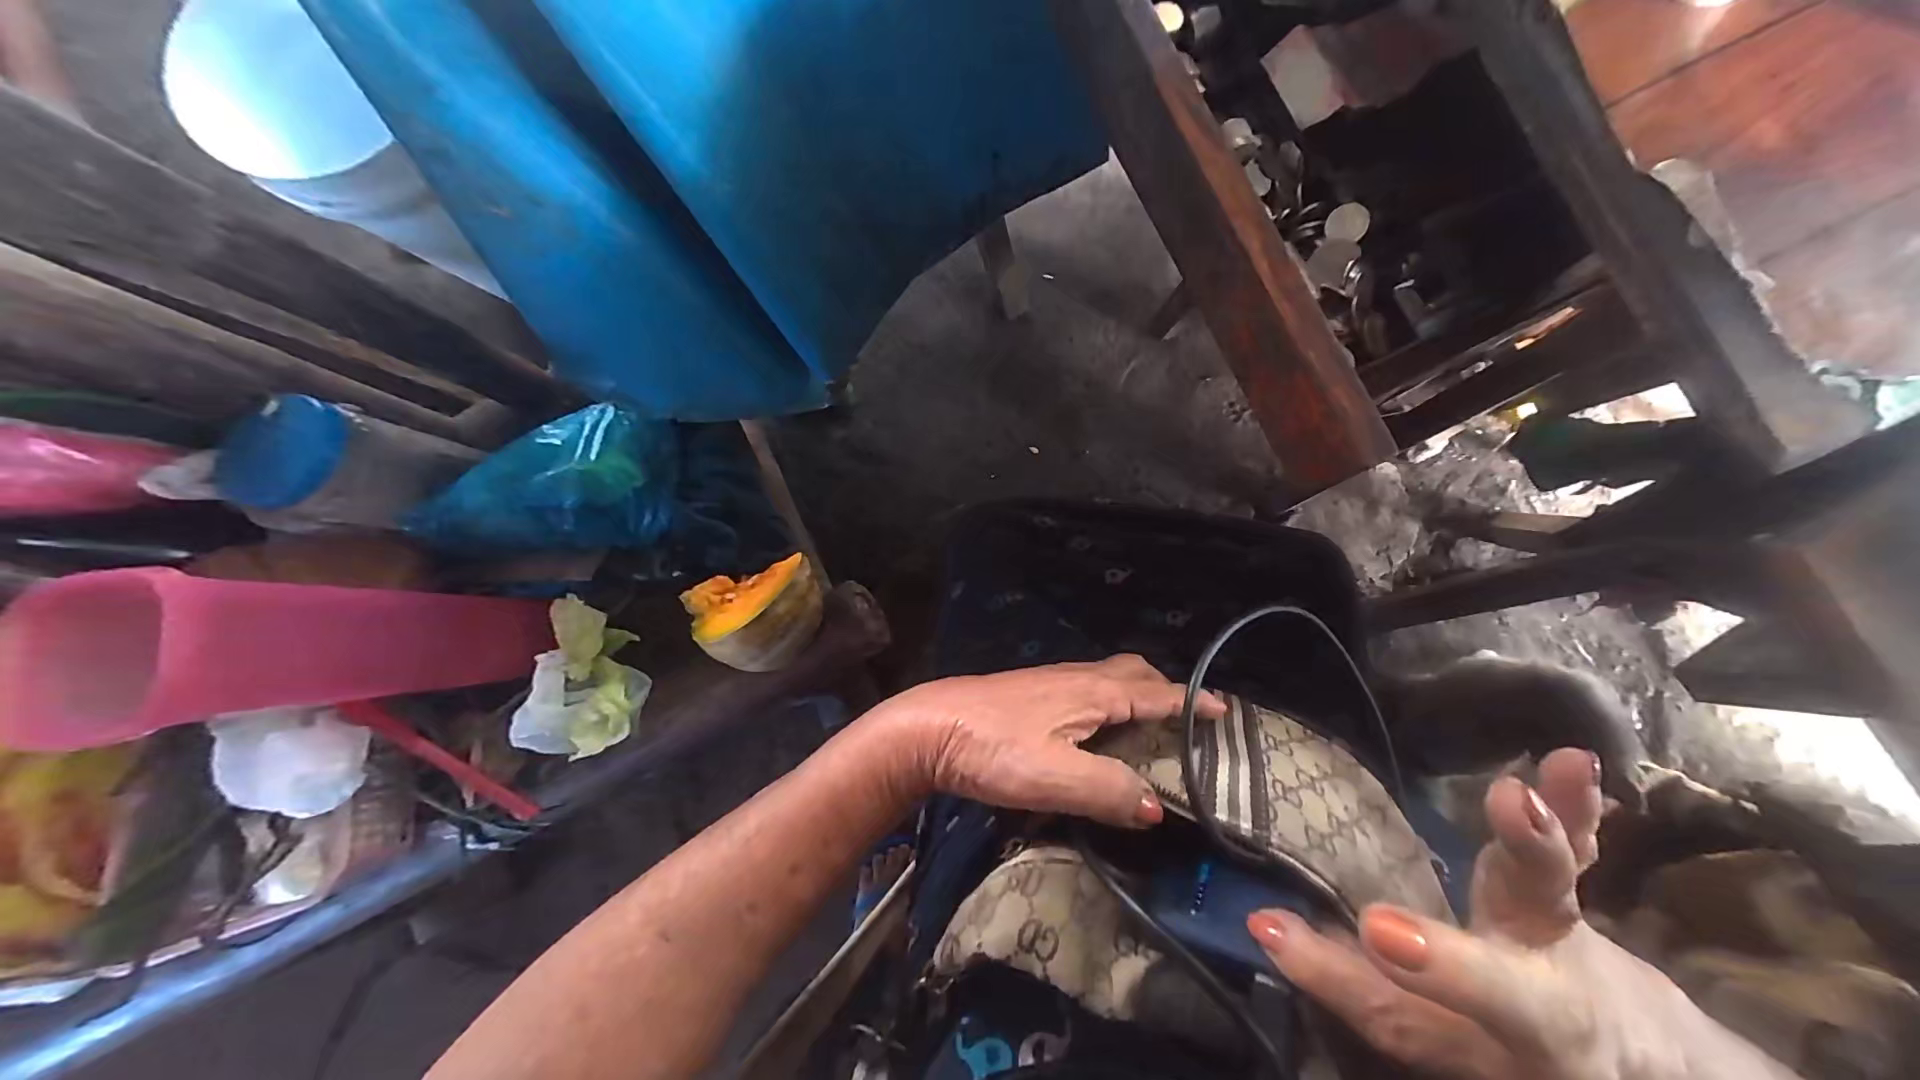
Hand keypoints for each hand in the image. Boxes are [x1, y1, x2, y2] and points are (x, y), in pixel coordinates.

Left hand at [863, 654, 1224, 828]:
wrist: (927, 727)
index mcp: (1092, 692)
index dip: (1189, 701)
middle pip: (1131, 672)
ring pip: (1105, 678)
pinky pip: (1083, 688)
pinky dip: (1106, 700)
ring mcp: (1048, 683)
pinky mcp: (1027, 695)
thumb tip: (1156, 806)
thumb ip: (1109, 790)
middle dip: (1163, 688)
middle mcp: (1075, 678)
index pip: (1154, 692)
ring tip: (1146, 723)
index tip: (1222, 710)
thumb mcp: (1055, 776)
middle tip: (1184, 717)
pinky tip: (1092, 728)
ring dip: (1134, 693)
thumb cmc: (992, 749)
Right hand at [1247, 749, 1792, 1079]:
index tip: (1268, 927)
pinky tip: (1572, 760)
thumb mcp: (1432, 1033)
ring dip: (1530, 850)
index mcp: (1478, 1045)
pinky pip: (1581, 852)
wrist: (1648, 1057)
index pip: (1391, 1015)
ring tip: (1514, 800)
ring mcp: (1563, 950)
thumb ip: (1352, 982)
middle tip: (1384, 931)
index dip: (1328, 977)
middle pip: (1500, 997)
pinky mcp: (1578, 898)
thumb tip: (1266, 922)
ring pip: (1548, 905)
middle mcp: (1529, 1011)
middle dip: (1450, 967)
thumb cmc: (1510, 1041)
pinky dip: (1573, 806)